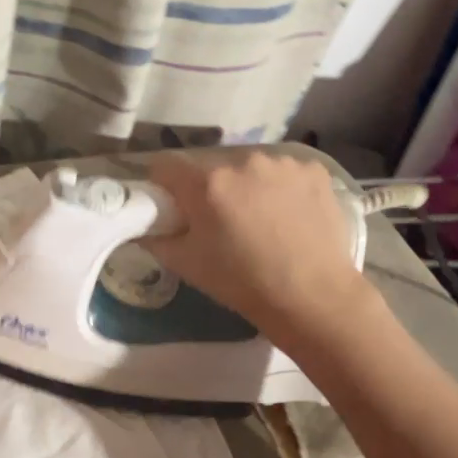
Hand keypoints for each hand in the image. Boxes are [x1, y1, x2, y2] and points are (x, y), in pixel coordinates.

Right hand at [140, 153, 377, 344]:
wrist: (312, 295)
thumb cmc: (240, 282)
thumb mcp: (185, 264)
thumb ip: (155, 238)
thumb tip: (143, 225)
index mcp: (206, 184)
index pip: (165, 166)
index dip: (161, 185)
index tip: (169, 205)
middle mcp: (243, 162)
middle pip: (210, 167)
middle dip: (207, 188)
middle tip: (218, 221)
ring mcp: (282, 163)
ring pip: (249, 167)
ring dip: (245, 186)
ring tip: (258, 219)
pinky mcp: (313, 171)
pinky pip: (283, 172)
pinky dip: (279, 188)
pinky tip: (287, 215)